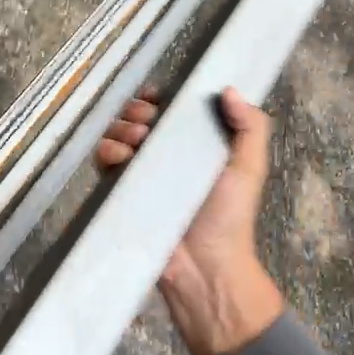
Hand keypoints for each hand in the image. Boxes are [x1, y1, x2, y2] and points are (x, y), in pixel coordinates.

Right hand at [97, 88, 285, 354]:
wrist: (205, 266)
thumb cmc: (230, 215)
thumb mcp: (249, 167)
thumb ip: (250, 126)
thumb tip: (229, 88)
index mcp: (191, 141)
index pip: (166, 107)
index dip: (158, 97)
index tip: (158, 98)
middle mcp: (162, 152)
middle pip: (136, 115)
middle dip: (137, 110)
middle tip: (148, 124)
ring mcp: (139, 171)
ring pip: (117, 132)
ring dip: (122, 128)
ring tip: (137, 142)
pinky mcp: (120, 189)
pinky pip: (103, 159)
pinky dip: (107, 150)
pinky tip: (121, 158)